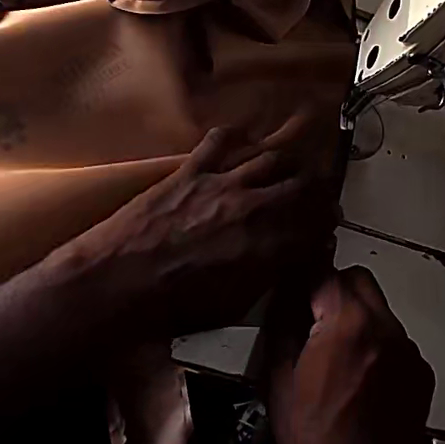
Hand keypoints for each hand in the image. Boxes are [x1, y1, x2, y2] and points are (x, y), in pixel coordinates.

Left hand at [44, 118, 336, 341]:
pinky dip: (237, 137)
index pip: (316, 226)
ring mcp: (222, 183)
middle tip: (318, 195)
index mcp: (267, 248)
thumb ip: (268, 276)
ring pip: (272, 157)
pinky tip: (244, 142)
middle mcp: (253, 208)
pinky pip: (222, 140)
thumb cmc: (173, 306)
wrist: (117, 282)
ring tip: (290, 168)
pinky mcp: (191, 169)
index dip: (327, 225)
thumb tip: (287, 259)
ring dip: (289, 162)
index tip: (327, 225)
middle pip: (304, 186)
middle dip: (319, 190)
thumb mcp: (233, 306)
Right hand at [268, 267, 436, 443]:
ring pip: (378, 307)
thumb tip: (284, 297)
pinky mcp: (423, 373)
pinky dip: (374, 341)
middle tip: (308, 322)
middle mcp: (388, 327)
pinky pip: (393, 337)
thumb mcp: (278, 384)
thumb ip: (283, 329)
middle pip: (358, 280)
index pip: (323, 273)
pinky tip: (358, 378)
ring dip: (354, 315)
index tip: (286, 297)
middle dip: (331, 290)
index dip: (300, 281)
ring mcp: (411, 351)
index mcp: (349, 325)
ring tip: (332, 354)